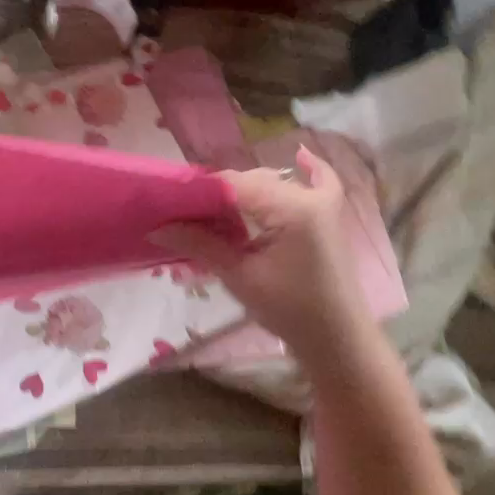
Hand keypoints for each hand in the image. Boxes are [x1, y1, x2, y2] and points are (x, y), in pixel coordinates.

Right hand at [155, 145, 370, 349]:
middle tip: (188, 218)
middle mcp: (308, 196)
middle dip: (219, 195)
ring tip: (217, 211)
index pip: (234, 184)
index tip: (171, 205)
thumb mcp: (239, 277)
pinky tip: (298, 156)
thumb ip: (201, 245)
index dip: (200, 192)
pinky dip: (308, 169)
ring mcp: (324, 204)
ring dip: (246, 191)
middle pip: (252, 181)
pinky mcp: (330, 217)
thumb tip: (157, 228)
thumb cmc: (288, 310)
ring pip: (275, 183)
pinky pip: (321, 182)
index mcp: (290, 207)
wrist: (336, 339)